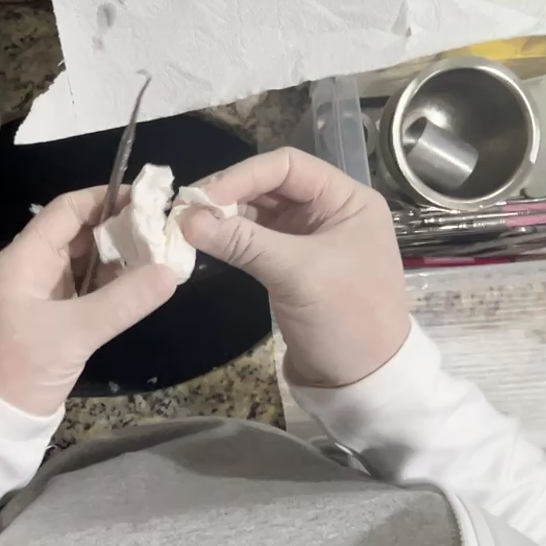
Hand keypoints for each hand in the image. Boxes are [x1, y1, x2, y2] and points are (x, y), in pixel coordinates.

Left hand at [0, 185, 178, 414]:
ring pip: (87, 262)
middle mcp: (34, 268)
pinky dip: (113, 284)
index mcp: (26, 259)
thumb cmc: (21, 367)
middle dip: (120, 228)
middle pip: (80, 233)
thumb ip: (123, 301)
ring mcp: (44, 294)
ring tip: (161, 253)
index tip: (147, 198)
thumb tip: (171, 272)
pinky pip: (88, 289)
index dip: (105, 198)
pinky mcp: (55, 318)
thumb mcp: (74, 332)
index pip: (66, 211)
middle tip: (163, 228)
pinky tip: (142, 283)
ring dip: (120, 257)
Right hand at [179, 149, 410, 388]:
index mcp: (346, 200)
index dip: (242, 176)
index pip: (287, 166)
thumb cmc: (345, 318)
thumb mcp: (296, 274)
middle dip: (228, 194)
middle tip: (185, 210)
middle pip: (269, 185)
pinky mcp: (289, 263)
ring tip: (186, 225)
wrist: (361, 380)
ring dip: (223, 216)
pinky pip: (254, 239)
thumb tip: (186, 220)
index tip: (203, 198)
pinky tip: (203, 241)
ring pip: (257, 212)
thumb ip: (243, 242)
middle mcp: (327, 210)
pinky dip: (229, 238)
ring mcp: (307, 237)